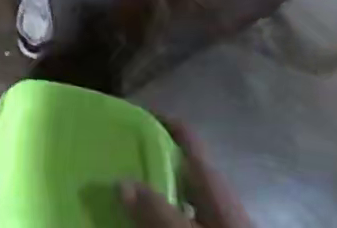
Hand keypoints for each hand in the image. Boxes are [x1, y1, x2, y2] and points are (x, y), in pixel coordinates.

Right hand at [119, 120, 253, 227]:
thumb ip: (157, 211)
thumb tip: (122, 182)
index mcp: (212, 182)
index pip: (185, 135)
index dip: (159, 121)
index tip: (130, 119)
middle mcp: (216, 196)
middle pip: (180, 166)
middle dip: (149, 162)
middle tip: (116, 163)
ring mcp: (219, 221)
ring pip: (182, 197)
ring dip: (155, 196)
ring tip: (123, 200)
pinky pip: (186, 221)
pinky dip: (166, 220)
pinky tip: (146, 227)